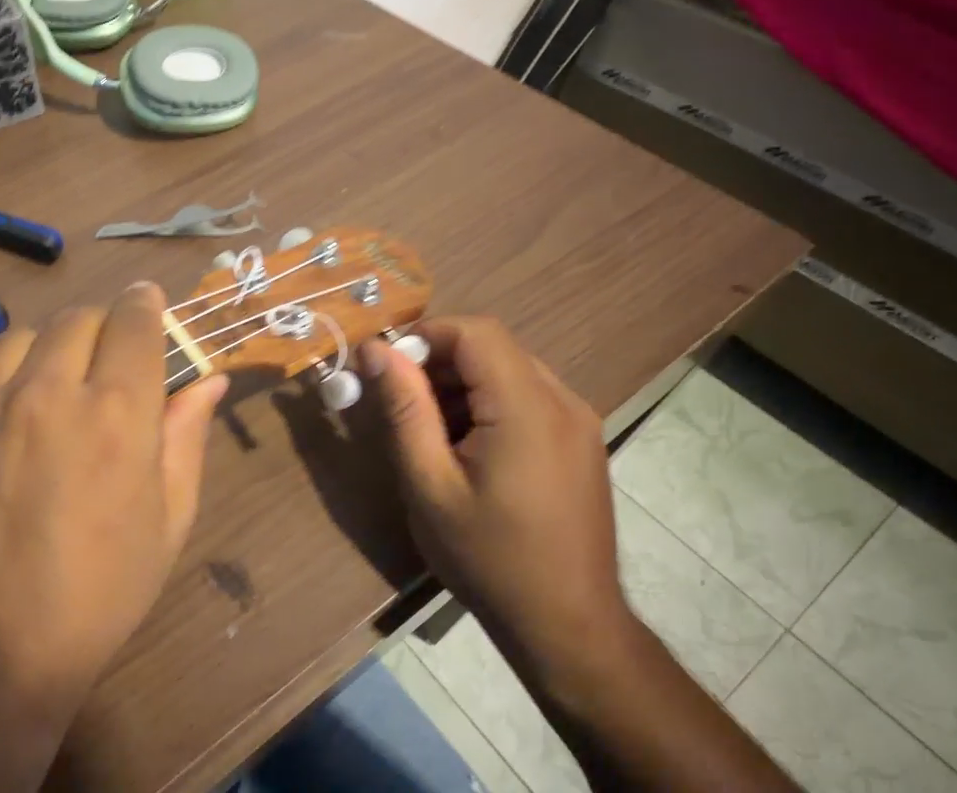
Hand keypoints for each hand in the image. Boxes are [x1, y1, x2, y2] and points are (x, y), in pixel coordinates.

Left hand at [0, 282, 229, 725]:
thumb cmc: (98, 595)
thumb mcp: (166, 523)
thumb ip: (186, 438)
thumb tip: (208, 377)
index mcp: (117, 413)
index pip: (134, 319)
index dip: (143, 306)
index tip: (143, 306)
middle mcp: (46, 393)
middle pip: (74, 319)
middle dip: (93, 332)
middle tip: (91, 369)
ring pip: (13, 342)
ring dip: (34, 360)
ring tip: (32, 403)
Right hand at [360, 317, 625, 668]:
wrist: (567, 625)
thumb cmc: (488, 557)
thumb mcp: (429, 483)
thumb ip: (404, 408)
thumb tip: (375, 349)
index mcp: (527, 408)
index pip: (476, 331)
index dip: (425, 335)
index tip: (386, 368)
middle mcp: (563, 402)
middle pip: (493, 348)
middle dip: (438, 363)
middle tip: (397, 403)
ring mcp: (579, 423)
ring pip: (510, 371)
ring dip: (462, 385)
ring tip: (427, 432)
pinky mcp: (581, 443)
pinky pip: (528, 398)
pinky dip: (489, 405)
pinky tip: (465, 450)